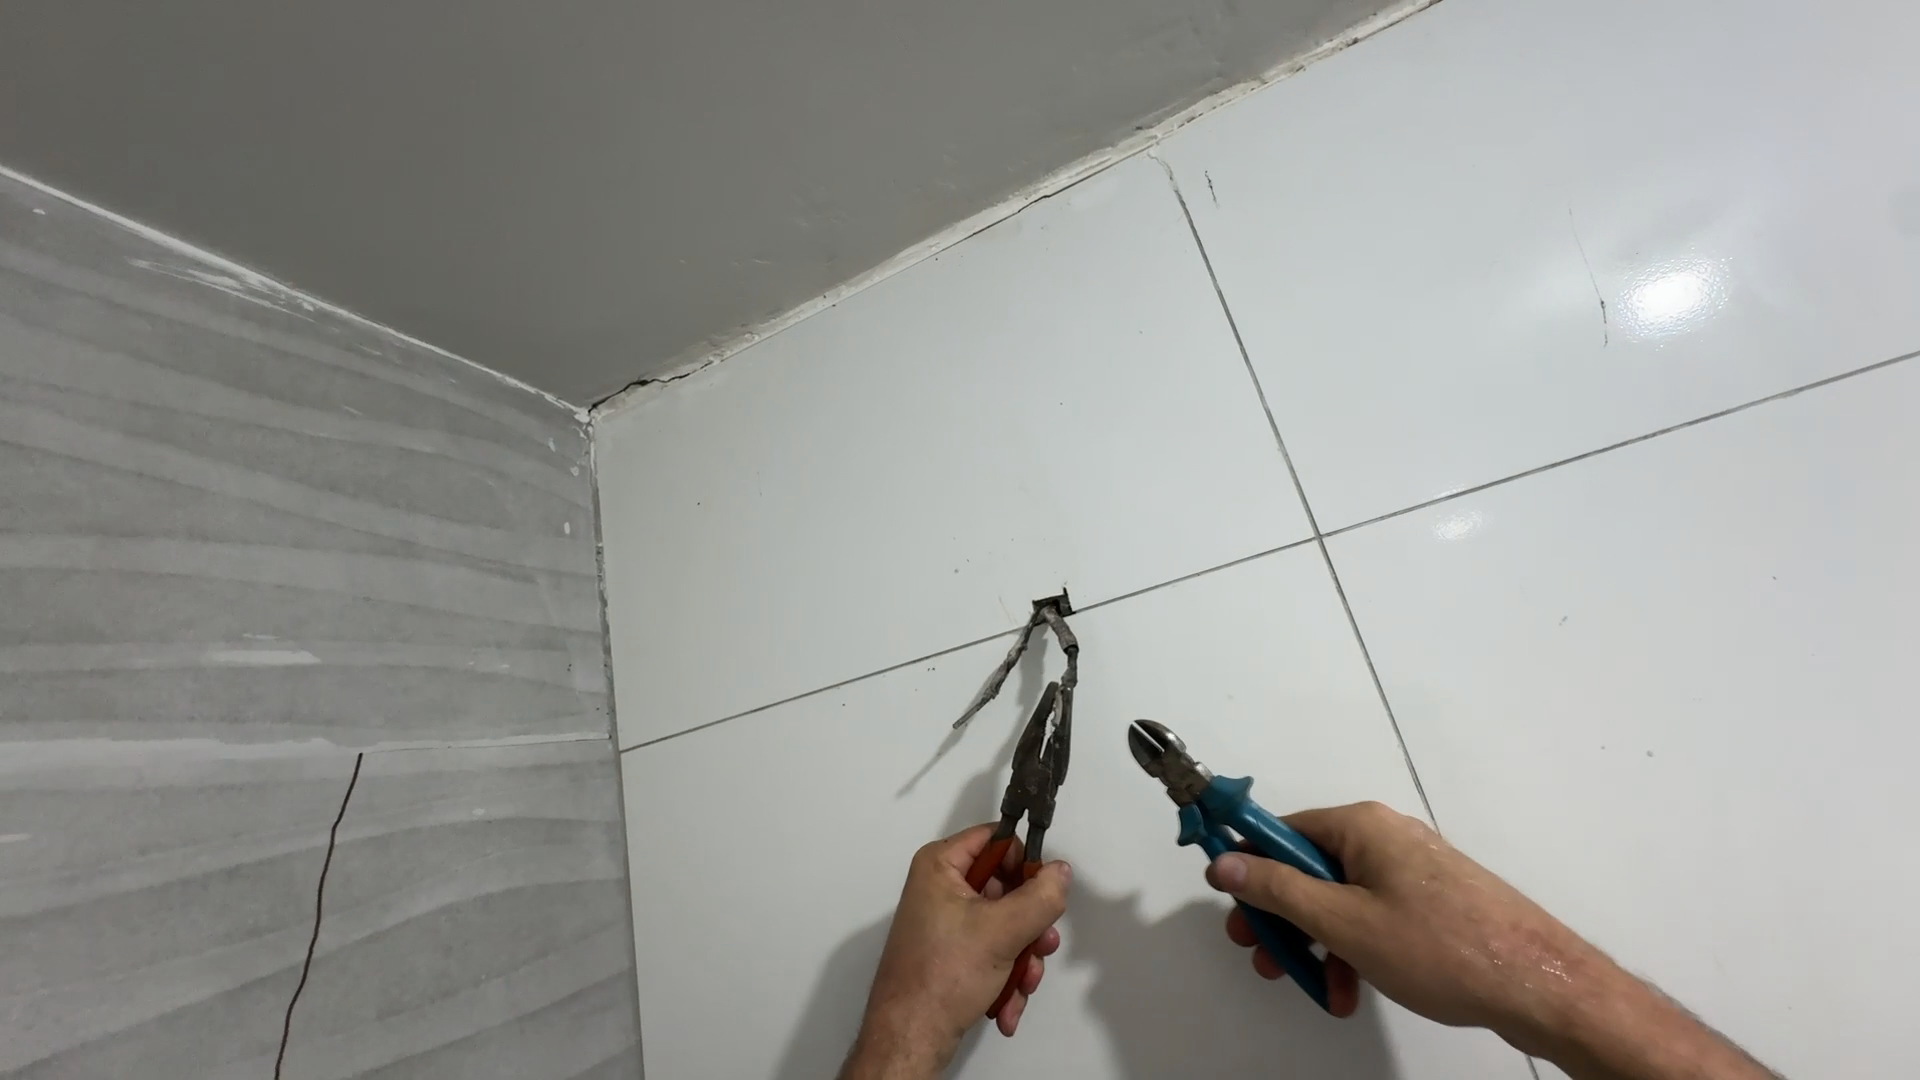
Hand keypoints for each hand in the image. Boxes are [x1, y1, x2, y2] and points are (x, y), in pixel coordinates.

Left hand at [843, 825, 1071, 1079]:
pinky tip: (1006, 1006)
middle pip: (1006, 886)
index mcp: (941, 864)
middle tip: (1041, 947)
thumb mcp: (1002, 931)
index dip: (1023, 862)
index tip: (1042, 893)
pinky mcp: (952, 951)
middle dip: (1029, 926)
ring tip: (1023, 986)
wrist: (909, 1039)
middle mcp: (941, 885)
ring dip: (1021, 957)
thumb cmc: (943, 975)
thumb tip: (1061, 871)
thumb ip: (1039, 897)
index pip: (996, 839)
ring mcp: (946, 920)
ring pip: (1004, 923)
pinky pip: (991, 950)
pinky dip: (1005, 976)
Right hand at [1205, 801, 1605, 1050]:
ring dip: (1318, 941)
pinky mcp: (1435, 900)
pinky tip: (1352, 989)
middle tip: (1262, 955)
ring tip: (1313, 986)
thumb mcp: (1342, 922)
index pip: (1281, 831)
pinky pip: (1375, 913)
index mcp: (1359, 825)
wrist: (1550, 991)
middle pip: (1309, 867)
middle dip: (1282, 916)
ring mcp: (1412, 868)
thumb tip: (1221, 862)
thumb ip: (1277, 890)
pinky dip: (1355, 946)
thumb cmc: (1437, 947)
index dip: (1249, 866)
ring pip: (1341, 897)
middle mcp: (1383, 835)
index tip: (1233, 907)